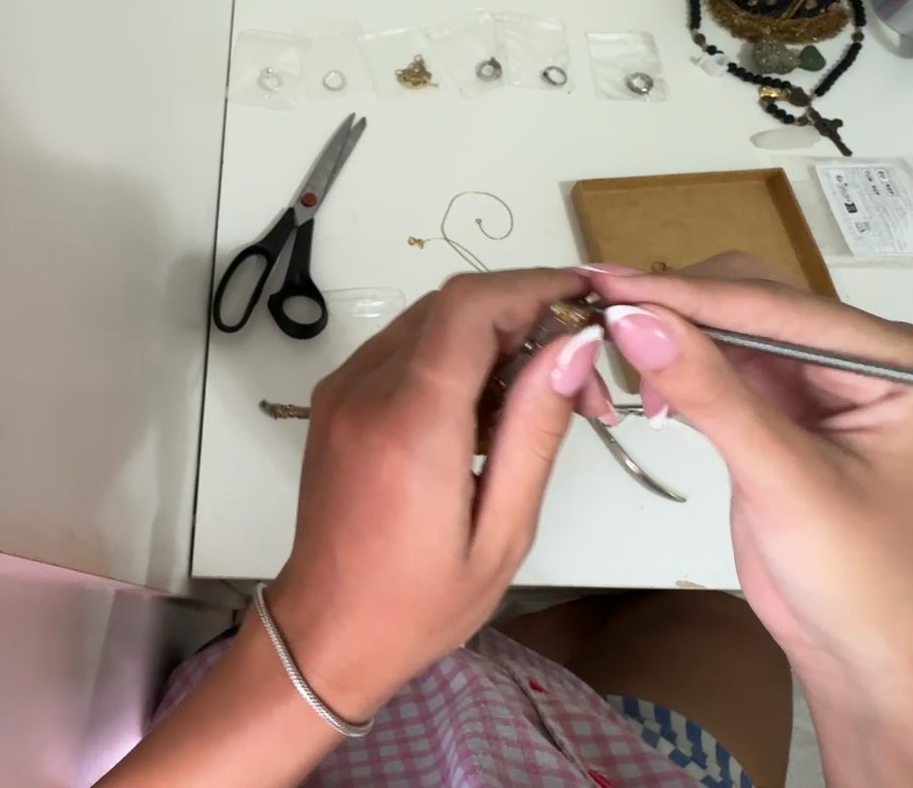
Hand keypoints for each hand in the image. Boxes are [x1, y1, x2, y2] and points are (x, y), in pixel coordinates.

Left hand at [265, 268, 612, 719]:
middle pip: (450, 304)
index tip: (585, 300)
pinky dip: (454, 352)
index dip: (531, 286)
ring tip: (539, 389)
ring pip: (428, 319)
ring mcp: (342, 386)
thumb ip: (535, 430)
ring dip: (491, 333)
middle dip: (522, 313)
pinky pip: (404, 346)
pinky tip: (485, 402)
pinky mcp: (336, 394)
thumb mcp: (503, 531)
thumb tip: (573, 346)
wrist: (327, 625)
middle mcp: (365, 387)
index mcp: (409, 424)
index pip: (467, 307)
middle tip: (577, 367)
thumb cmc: (421, 601)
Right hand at [581, 255, 912, 711]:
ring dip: (665, 333)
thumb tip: (635, 320)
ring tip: (612, 349)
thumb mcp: (784, 480)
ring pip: (719, 326)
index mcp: (888, 358)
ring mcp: (805, 380)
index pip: (770, 304)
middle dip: (674, 306)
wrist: (868, 661)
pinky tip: (643, 388)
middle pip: (744, 297)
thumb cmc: (866, 582)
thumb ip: (710, 393)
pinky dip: (668, 366)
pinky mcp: (767, 407)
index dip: (685, 296)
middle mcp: (848, 355)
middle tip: (602, 313)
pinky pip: (708, 363)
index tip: (610, 289)